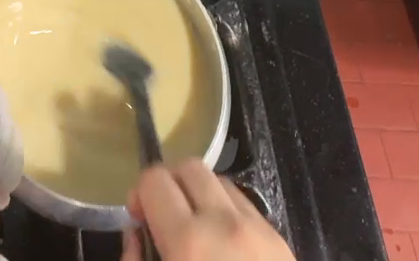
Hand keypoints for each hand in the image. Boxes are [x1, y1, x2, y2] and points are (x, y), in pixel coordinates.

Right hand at [124, 160, 294, 260]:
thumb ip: (135, 258)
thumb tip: (137, 232)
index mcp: (188, 241)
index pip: (154, 179)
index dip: (140, 193)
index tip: (140, 218)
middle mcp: (224, 224)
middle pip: (189, 167)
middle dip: (172, 184)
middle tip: (166, 217)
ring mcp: (259, 230)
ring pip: (220, 182)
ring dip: (201, 196)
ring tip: (198, 231)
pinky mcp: (283, 242)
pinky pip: (246, 207)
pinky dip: (228, 214)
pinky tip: (226, 247)